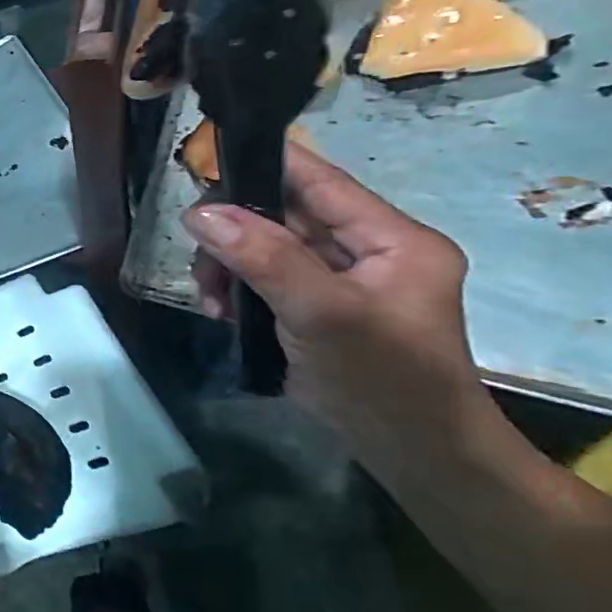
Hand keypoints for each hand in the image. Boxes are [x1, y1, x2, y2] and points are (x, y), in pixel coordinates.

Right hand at [182, 143, 487, 454]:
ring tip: (208, 297)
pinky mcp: (315, 306)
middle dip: (233, 233)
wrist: (413, 457)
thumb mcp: (322, 314)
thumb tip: (199, 213)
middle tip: (198, 257)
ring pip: (265, 247)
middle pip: (284, 215)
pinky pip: (263, 278)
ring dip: (228, 265)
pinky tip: (219, 310)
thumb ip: (263, 257)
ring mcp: (339, 280)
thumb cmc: (384, 380)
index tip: (207, 155)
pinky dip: (235, 288)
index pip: (321, 181)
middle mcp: (366, 250)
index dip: (266, 163)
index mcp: (392, 238)